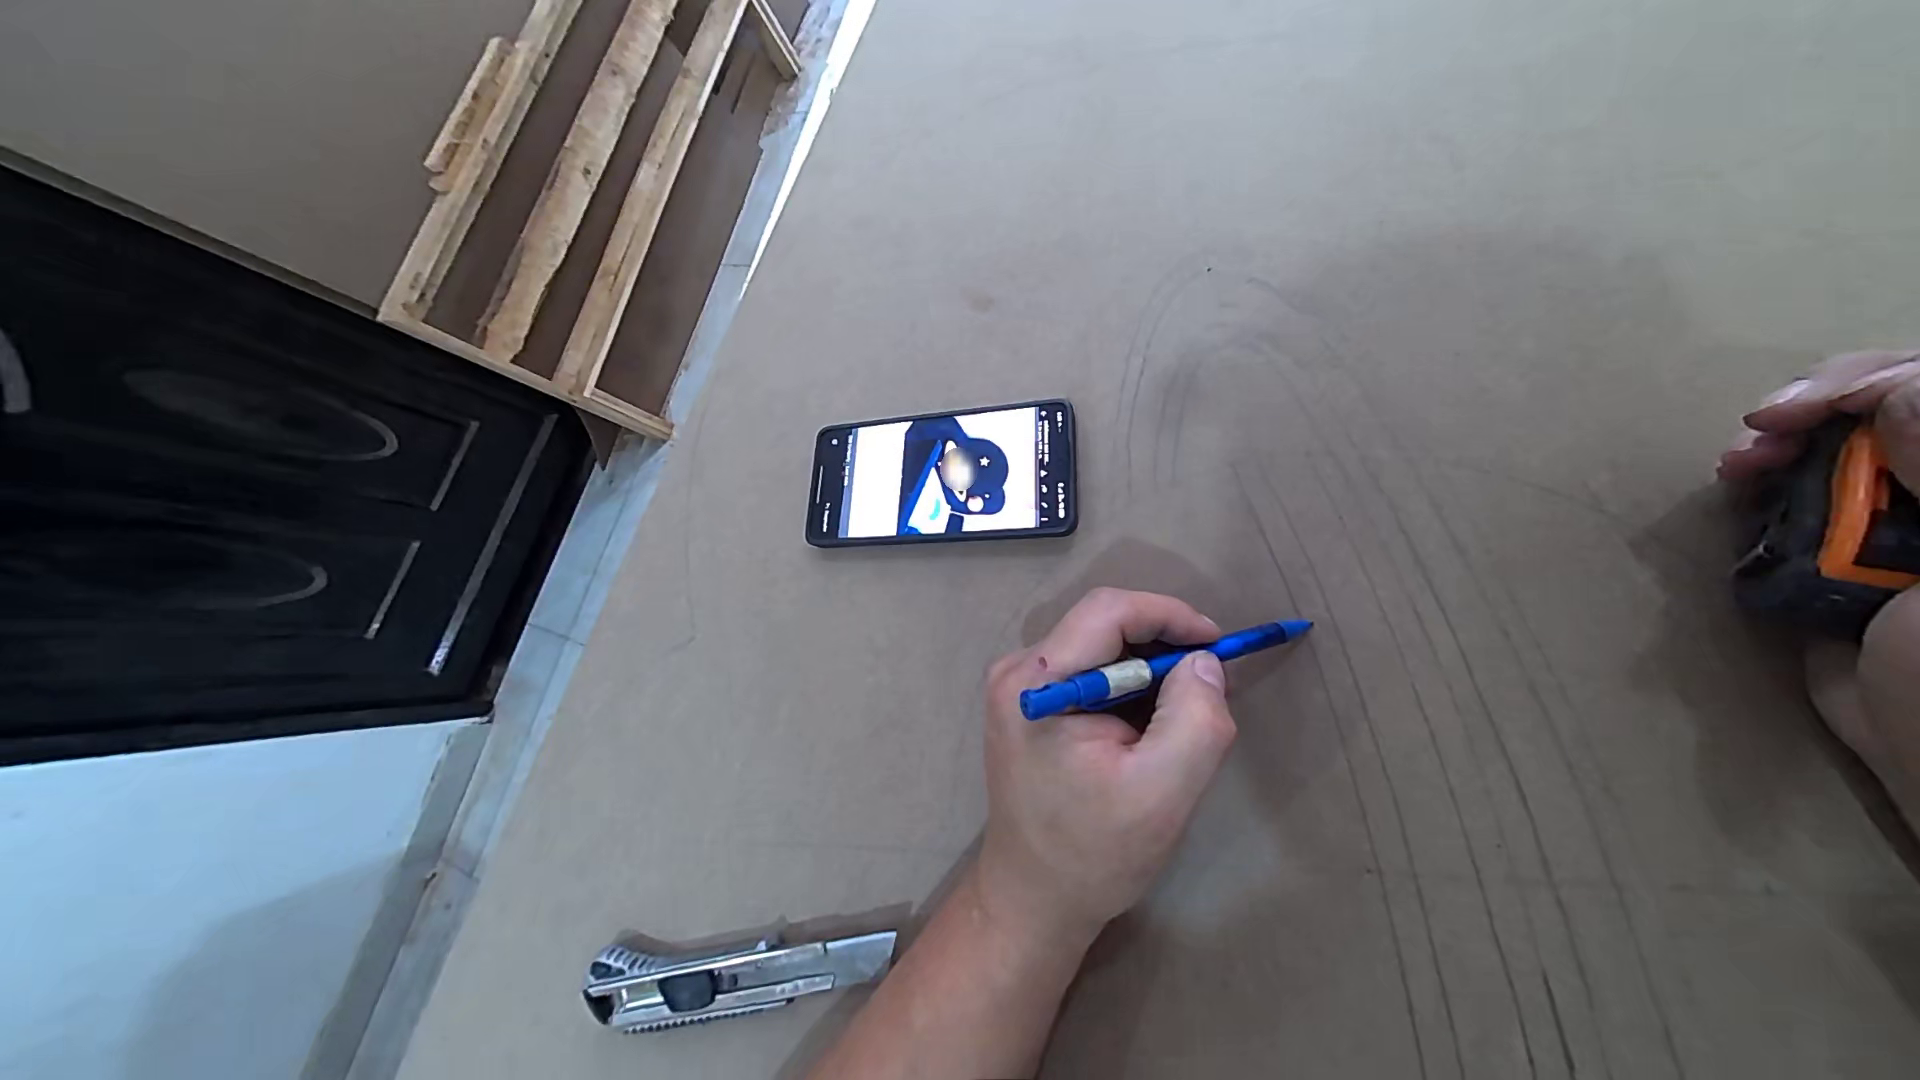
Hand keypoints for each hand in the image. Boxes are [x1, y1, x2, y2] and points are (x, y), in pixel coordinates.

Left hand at [973, 588, 1237, 945]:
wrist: (1033, 895)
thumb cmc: (1093, 853)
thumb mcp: (1162, 794)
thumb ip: (1195, 721)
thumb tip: (1203, 660)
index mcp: (1036, 683)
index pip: (1106, 611)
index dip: (1168, 614)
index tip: (1218, 643)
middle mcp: (1017, 672)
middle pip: (1100, 624)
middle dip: (1162, 642)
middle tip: (1208, 681)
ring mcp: (1016, 686)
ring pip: (1097, 646)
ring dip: (1146, 667)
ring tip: (1179, 711)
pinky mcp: (1026, 703)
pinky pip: (1086, 669)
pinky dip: (1126, 684)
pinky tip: (1143, 725)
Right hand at [1720, 350, 1919, 813]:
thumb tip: (1846, 393)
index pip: (1919, 387)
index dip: (1857, 383)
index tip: (1781, 415)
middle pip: (1871, 413)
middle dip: (1801, 414)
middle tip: (1749, 446)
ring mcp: (1890, 524)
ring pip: (1823, 455)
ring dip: (1768, 453)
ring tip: (1733, 473)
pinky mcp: (1837, 559)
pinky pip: (1791, 508)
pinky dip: (1756, 497)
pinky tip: (1736, 498)